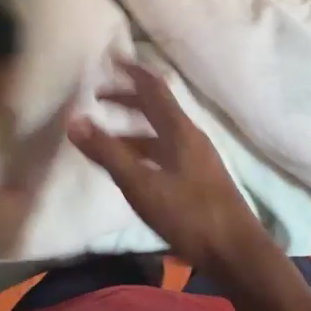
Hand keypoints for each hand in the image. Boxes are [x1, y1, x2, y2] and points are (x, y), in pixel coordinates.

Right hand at [67, 60, 266, 269]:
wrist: (236, 252)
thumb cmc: (189, 215)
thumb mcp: (142, 185)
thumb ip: (108, 153)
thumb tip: (74, 120)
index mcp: (179, 129)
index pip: (153, 88)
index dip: (132, 71)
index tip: (112, 57)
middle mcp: (189, 136)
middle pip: (157, 107)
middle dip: (128, 98)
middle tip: (100, 97)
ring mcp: (197, 157)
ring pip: (161, 131)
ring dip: (134, 127)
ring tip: (108, 134)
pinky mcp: (199, 178)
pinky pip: (166, 150)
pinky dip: (145, 148)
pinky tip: (134, 167)